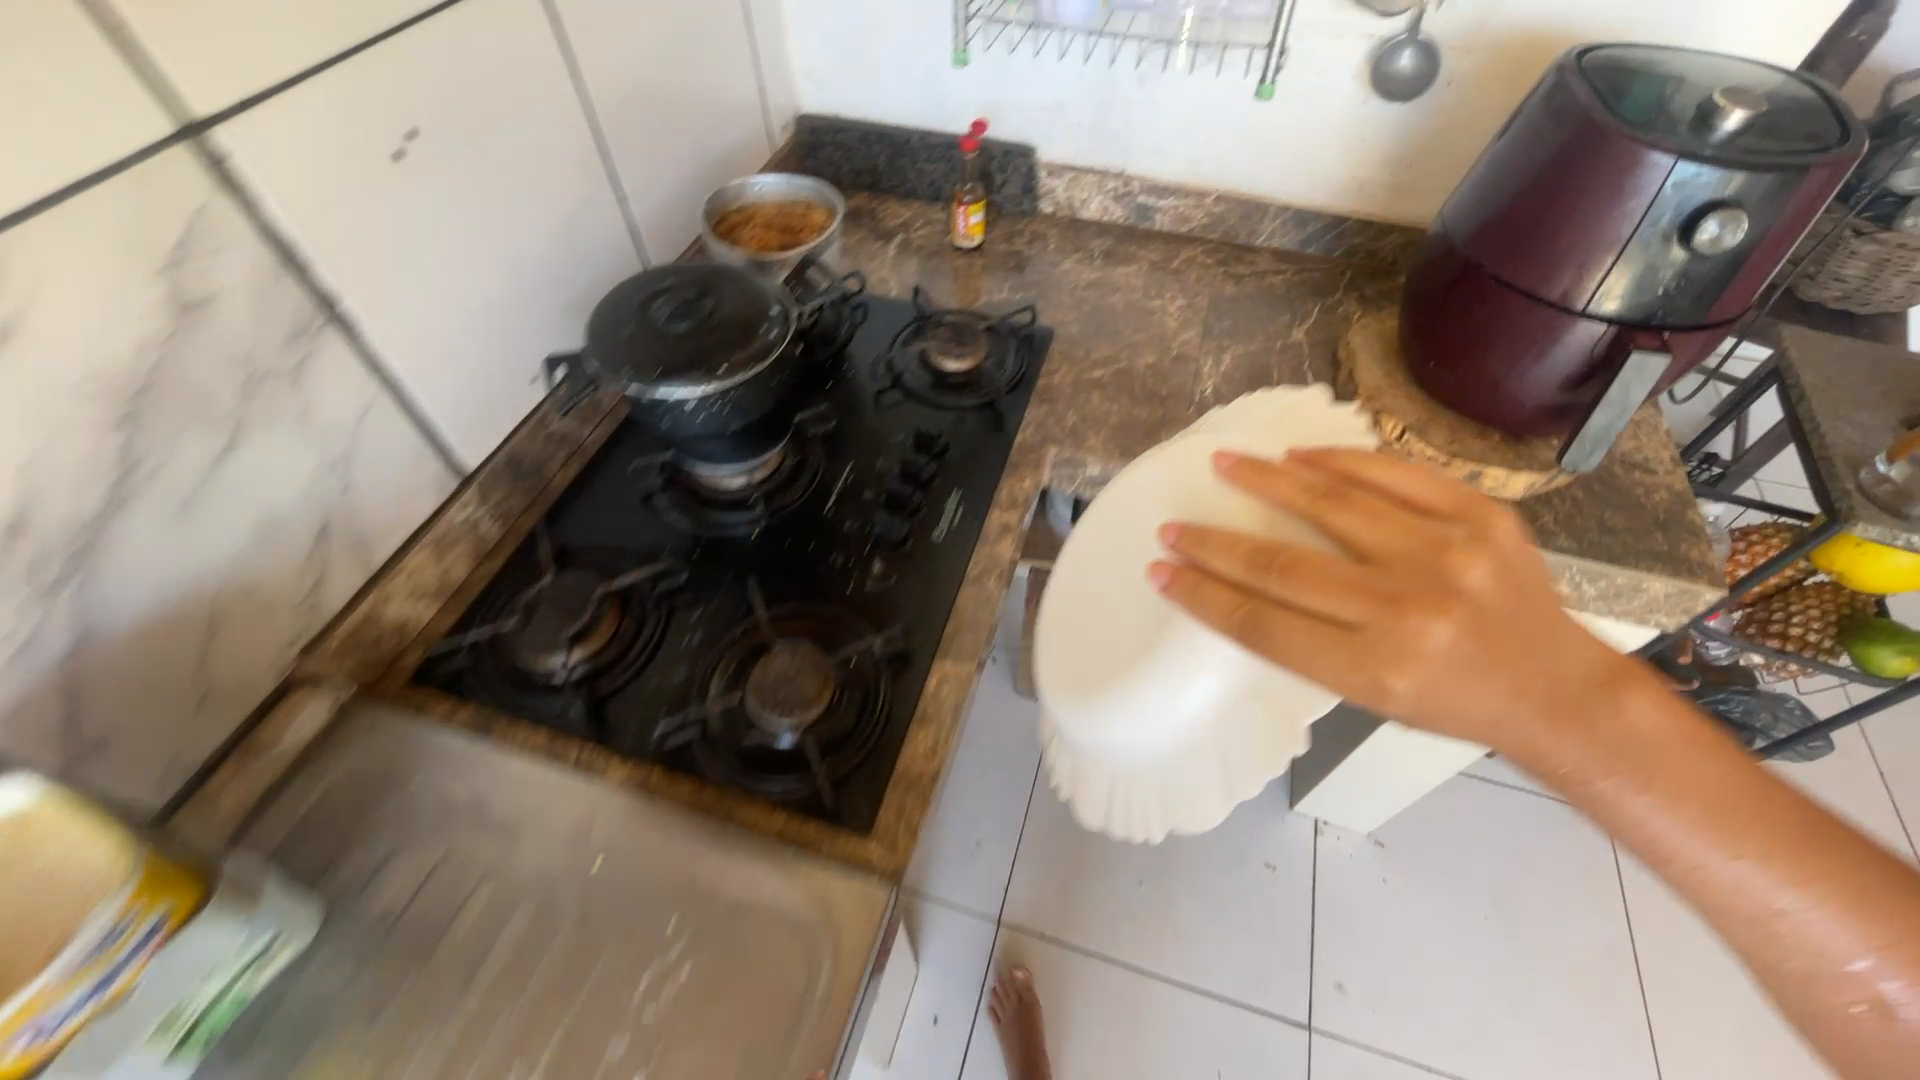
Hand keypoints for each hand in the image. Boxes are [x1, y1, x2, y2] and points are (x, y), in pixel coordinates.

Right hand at [1148, 448, 1629, 750]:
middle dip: (1213, 543)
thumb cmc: (1449, 703)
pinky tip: (1297, 456)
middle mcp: (1406, 609)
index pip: (1261, 623)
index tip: (1161, 570)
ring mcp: (1447, 555)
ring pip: (1331, 502)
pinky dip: (1338, 461)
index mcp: (1374, 669)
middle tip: (1173, 526)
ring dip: (1264, 481)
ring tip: (1224, 463)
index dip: (1201, 594)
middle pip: (1282, 564)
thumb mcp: (1368, 697)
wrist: (1556, 687)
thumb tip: (1239, 584)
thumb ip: (1306, 643)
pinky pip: (1393, 475)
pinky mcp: (1480, 516)